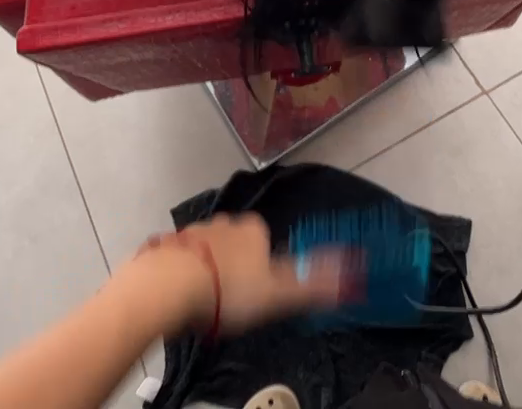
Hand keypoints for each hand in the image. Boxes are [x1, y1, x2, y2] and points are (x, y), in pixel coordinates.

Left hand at [127, 214, 347, 337]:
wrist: (170, 285)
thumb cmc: (230, 290)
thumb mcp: (279, 292)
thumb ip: (314, 284)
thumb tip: (353, 274)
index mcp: (254, 230)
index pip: (264, 240)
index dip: (263, 266)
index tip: (258, 291)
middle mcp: (225, 222)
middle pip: (236, 243)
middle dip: (236, 265)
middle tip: (232, 299)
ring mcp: (195, 231)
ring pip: (209, 250)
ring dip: (209, 268)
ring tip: (206, 300)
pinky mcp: (169, 245)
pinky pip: (183, 258)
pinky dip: (185, 272)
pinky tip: (183, 294)